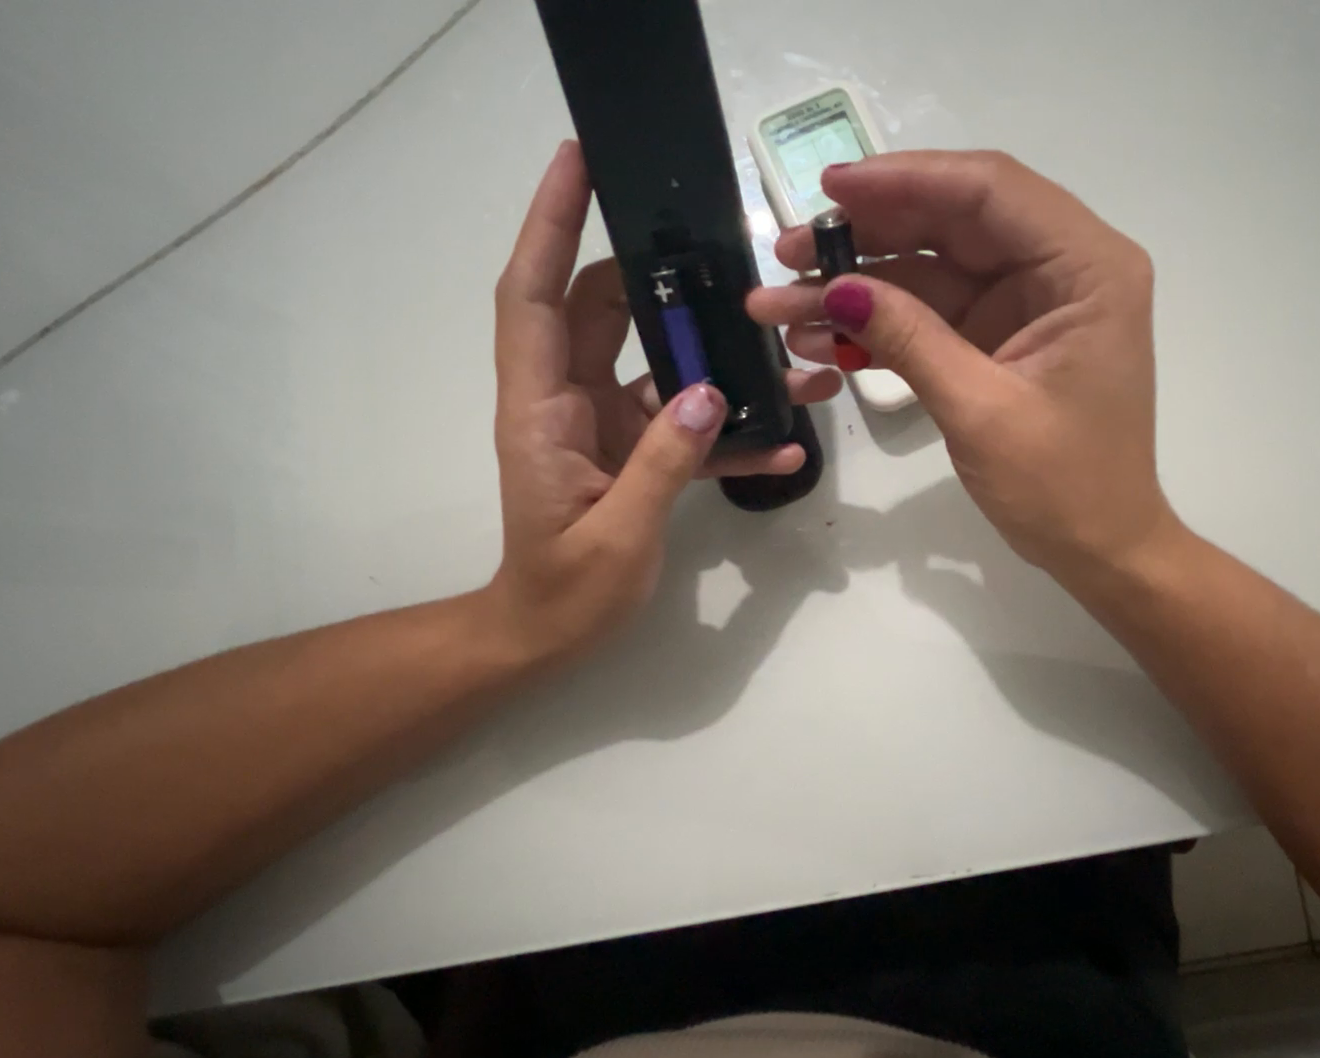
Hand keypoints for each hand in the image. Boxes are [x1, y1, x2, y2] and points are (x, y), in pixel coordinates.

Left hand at [486, 141, 839, 659]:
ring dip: (716, 356)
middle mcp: (569, 399)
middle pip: (607, 310)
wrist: (548, 635)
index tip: (579, 160)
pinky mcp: (638, 449)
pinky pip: (687, 422)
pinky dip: (730, 431)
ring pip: (660, 361)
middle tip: (721, 247)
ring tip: (786, 354)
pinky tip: (785, 448)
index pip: (533, 295)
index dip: (550, 223)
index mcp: (541, 409)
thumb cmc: (565, 591)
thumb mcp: (617, 533)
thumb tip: (713, 394)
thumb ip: (664, 461)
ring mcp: (606, 422)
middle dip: (660, 276)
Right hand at [748, 151, 1172, 578]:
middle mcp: (1059, 268)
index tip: (830, 190)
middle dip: (867, 234)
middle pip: (952, 222)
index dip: (905, 180)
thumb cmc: (1063, 487)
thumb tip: (834, 290)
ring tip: (782, 304)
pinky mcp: (997, 337)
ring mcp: (1025, 303)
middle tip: (789, 251)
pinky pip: (930, 313)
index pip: (990, 192)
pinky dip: (879, 323)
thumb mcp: (982, 411)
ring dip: (859, 284)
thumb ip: (910, 341)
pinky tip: (820, 336)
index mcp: (1085, 268)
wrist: (1098, 547)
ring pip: (930, 268)